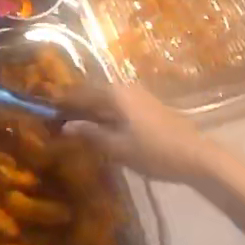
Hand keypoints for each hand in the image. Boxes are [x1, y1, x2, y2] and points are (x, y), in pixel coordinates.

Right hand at [61, 82, 217, 182]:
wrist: (198, 157)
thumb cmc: (154, 151)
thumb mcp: (117, 147)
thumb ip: (90, 134)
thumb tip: (65, 126)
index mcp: (114, 93)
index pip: (79, 92)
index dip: (62, 102)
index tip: (46, 111)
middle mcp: (124, 87)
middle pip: (92, 92)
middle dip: (75, 104)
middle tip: (60, 120)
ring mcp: (138, 94)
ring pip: (106, 98)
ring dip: (91, 109)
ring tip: (79, 125)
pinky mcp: (148, 105)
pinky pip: (118, 103)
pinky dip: (105, 112)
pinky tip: (103, 127)